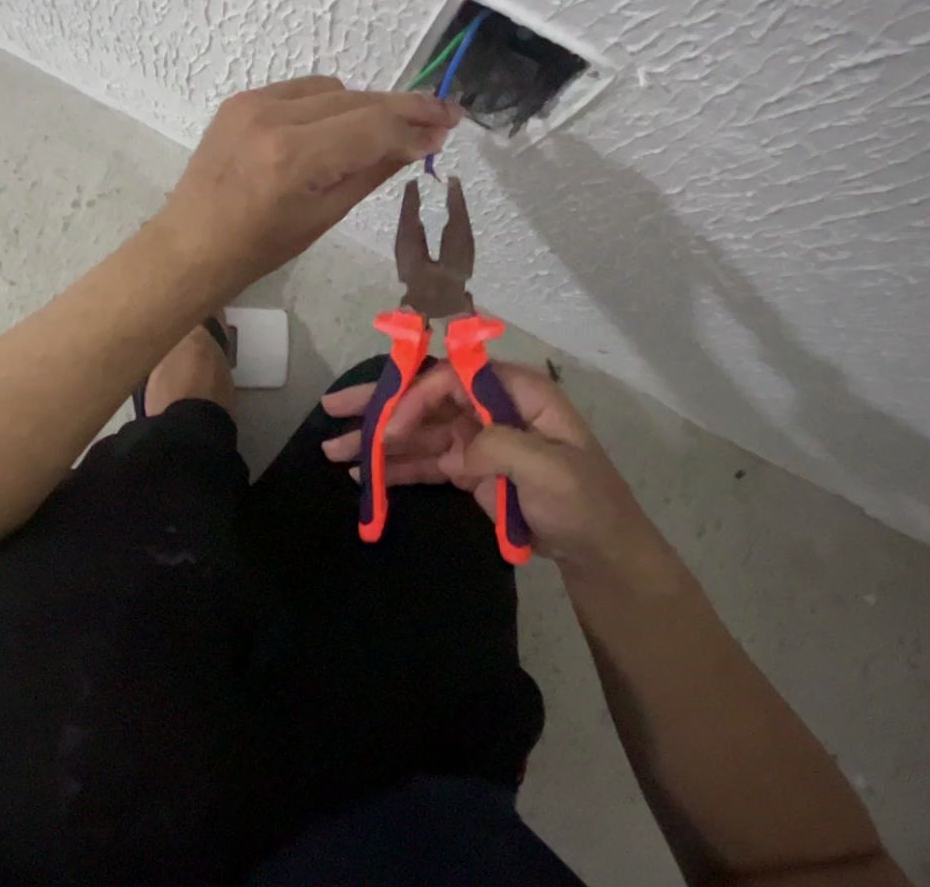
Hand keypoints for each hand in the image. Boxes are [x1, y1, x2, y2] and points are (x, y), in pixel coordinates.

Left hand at [156, 76, 461, 288]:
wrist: (192, 244)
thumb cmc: (258, 248)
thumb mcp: (323, 217)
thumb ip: (371, 172)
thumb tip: (417, 143)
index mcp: (294, 158)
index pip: (373, 126)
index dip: (416, 125)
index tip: (448, 126)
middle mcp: (273, 118)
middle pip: (357, 100)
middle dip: (402, 110)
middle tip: (441, 117)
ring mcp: (252, 104)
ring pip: (332, 89)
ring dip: (364, 107)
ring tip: (385, 132)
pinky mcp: (240, 100)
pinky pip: (301, 91)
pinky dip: (327, 104)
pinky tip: (336, 128)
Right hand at [321, 359, 655, 569]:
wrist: (597, 550)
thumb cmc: (584, 501)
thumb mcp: (549, 468)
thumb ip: (497, 445)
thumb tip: (456, 449)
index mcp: (516, 392)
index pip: (453, 378)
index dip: (415, 397)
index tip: (388, 428)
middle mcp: (490, 408)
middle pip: (425, 398)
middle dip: (379, 405)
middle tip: (333, 407)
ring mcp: (476, 440)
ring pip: (417, 432)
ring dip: (376, 441)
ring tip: (332, 450)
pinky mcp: (467, 471)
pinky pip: (424, 463)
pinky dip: (394, 469)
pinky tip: (363, 475)